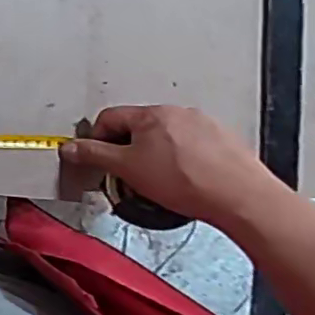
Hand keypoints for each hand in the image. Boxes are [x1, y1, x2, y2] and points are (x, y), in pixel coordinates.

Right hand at [59, 105, 290, 226]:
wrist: (244, 200)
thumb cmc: (190, 182)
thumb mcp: (126, 168)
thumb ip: (92, 154)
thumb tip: (71, 147)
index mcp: (153, 114)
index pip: (108, 118)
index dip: (97, 140)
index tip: (99, 158)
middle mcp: (179, 114)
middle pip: (136, 127)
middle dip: (127, 149)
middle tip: (128, 172)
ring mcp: (205, 127)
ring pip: (164, 137)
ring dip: (154, 155)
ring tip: (158, 180)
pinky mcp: (224, 143)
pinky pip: (190, 147)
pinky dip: (181, 161)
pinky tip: (184, 181)